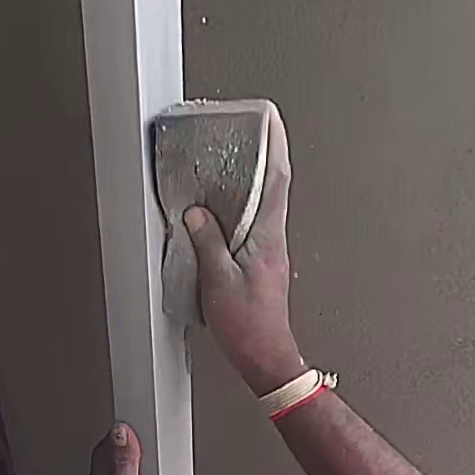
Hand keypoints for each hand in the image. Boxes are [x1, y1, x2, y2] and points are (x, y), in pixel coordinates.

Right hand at [183, 103, 304, 392]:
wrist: (265, 354)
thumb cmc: (248, 325)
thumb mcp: (218, 280)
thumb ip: (207, 242)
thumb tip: (197, 215)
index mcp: (267, 237)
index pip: (277, 180)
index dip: (275, 146)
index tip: (271, 120)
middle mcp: (273, 240)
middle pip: (273, 186)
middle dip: (267, 154)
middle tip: (257, 131)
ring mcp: (270, 251)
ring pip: (264, 205)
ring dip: (256, 180)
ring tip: (242, 161)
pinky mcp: (262, 263)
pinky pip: (254, 224)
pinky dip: (244, 207)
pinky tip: (228, 209)